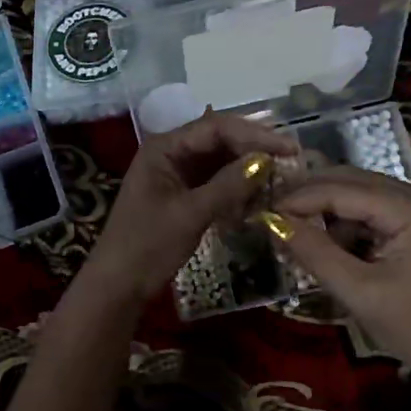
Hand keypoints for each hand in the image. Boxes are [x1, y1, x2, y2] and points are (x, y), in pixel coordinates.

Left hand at [83, 113, 298, 304]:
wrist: (119, 283)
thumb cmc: (147, 245)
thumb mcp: (190, 214)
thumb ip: (227, 186)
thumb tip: (266, 161)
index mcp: (163, 148)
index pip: (215, 127)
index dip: (254, 134)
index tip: (289, 149)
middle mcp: (169, 154)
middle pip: (219, 140)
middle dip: (253, 150)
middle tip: (291, 162)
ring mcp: (175, 175)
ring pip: (219, 162)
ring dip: (246, 170)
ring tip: (279, 180)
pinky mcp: (182, 196)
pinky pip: (214, 182)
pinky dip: (235, 189)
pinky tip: (257, 198)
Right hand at [265, 169, 410, 371]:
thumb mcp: (357, 291)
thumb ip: (314, 252)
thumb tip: (272, 222)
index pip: (341, 189)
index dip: (298, 198)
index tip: (262, 212)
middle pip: (349, 180)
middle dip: (307, 195)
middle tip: (269, 213)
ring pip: (355, 191)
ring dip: (322, 207)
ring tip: (290, 228)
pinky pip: (367, 208)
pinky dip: (340, 220)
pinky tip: (322, 241)